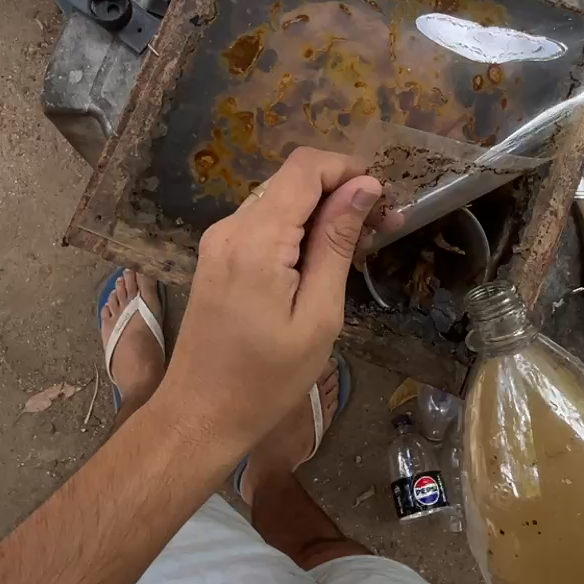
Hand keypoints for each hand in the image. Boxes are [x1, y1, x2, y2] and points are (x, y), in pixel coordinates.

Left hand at [158, 147, 387, 453]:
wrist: (200, 415)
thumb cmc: (267, 379)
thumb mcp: (318, 316)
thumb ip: (337, 244)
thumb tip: (364, 187)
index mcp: (256, 240)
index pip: (305, 168)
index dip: (348, 169)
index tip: (383, 201)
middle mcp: (231, 227)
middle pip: (292, 178)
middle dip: (340, 190)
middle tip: (382, 227)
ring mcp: (219, 239)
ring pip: (280, 197)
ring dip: (322, 210)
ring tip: (358, 246)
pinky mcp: (217, 254)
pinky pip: (264, 221)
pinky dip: (298, 227)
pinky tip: (321, 259)